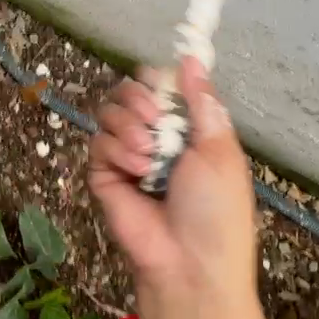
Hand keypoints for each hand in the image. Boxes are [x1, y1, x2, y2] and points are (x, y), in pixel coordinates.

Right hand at [89, 57, 265, 318]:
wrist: (189, 261)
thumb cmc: (216, 212)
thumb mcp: (220, 154)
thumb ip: (202, 104)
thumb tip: (191, 58)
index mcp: (185, 131)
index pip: (160, 86)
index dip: (157, 80)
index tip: (161, 83)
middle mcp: (153, 136)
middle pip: (129, 91)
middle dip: (139, 100)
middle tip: (155, 122)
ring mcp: (126, 152)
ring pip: (109, 111)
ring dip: (129, 127)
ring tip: (148, 155)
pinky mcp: (103, 169)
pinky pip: (98, 139)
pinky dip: (118, 151)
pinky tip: (137, 172)